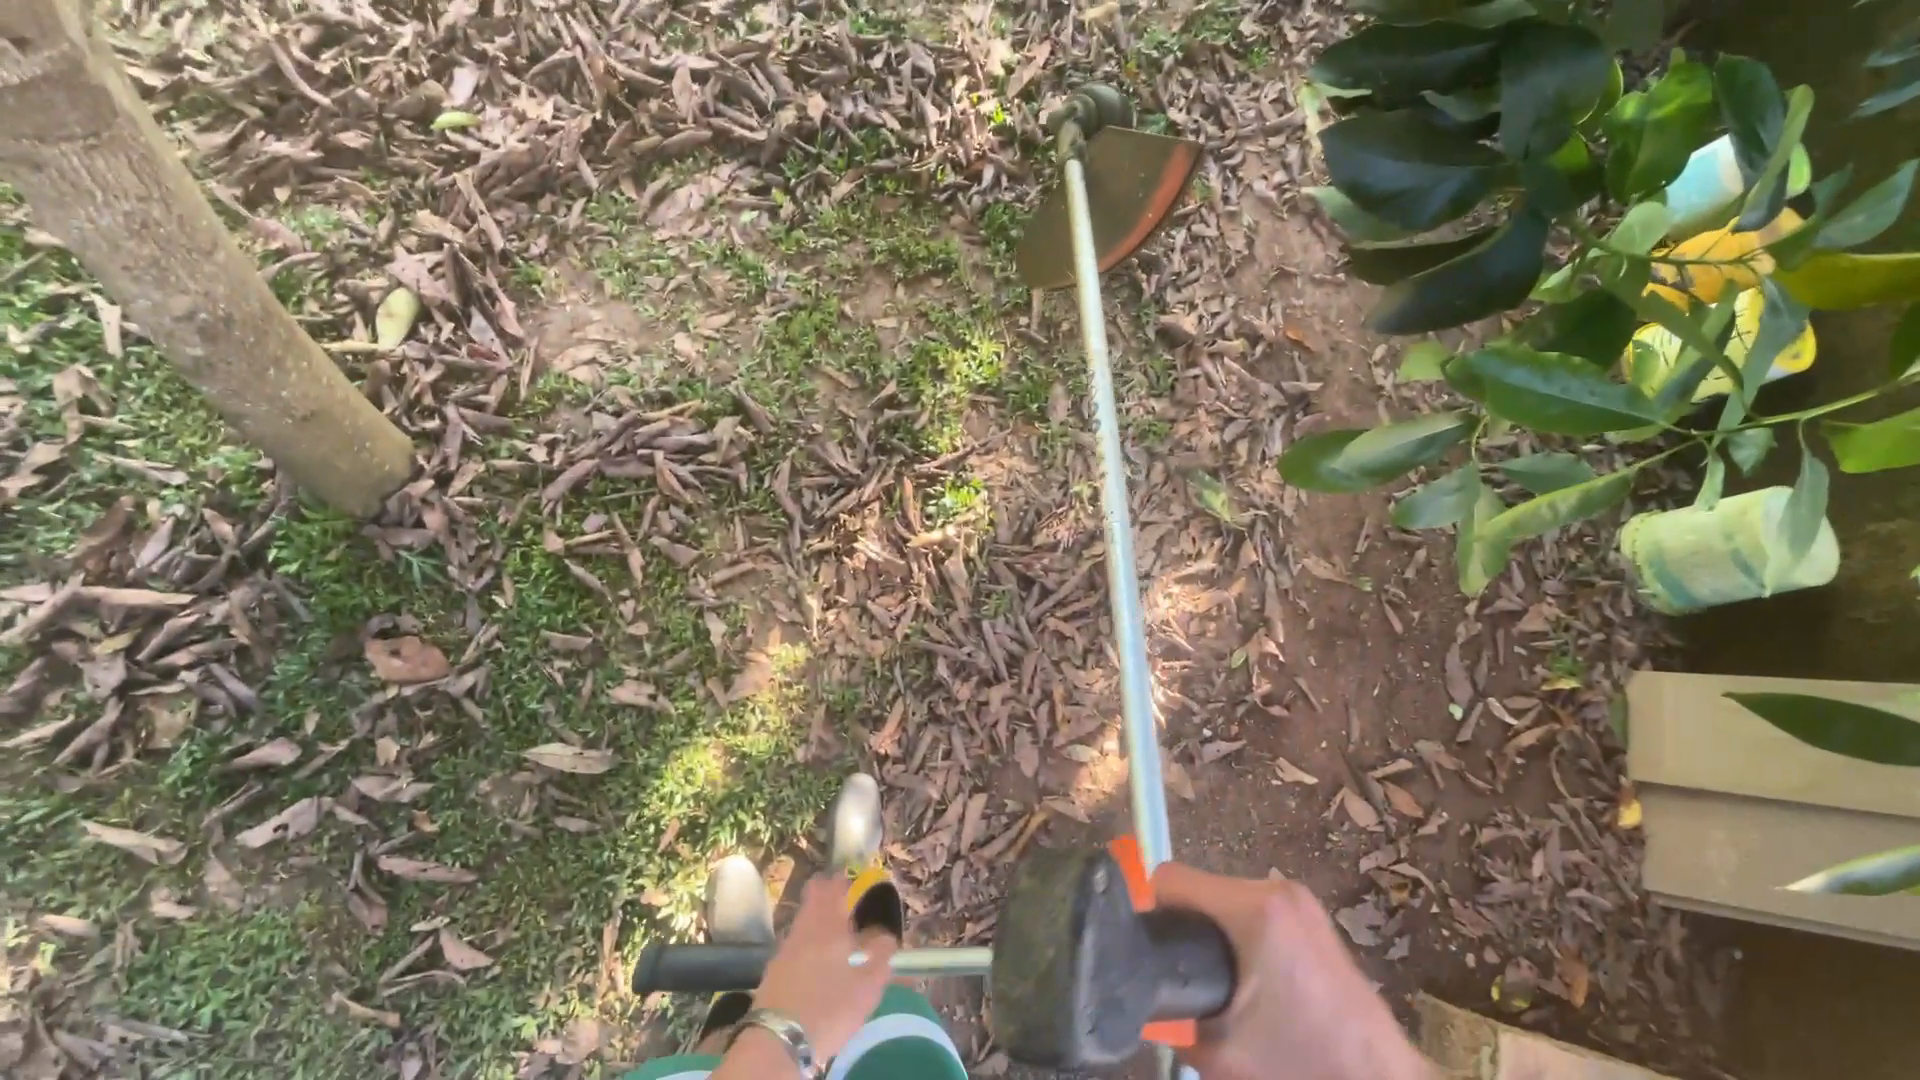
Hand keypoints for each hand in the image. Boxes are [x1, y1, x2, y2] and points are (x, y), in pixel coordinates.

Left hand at [749, 875, 895, 1059]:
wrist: (779, 1039)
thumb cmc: (830, 1008)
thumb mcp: (868, 987)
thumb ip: (881, 957)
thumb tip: (887, 938)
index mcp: (828, 925)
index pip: (833, 886)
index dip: (844, 880)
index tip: (855, 882)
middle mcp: (804, 929)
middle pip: (813, 898)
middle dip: (828, 895)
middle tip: (846, 904)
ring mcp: (785, 949)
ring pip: (803, 922)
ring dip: (818, 922)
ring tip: (837, 939)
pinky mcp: (774, 970)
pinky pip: (795, 945)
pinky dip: (808, 945)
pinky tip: (818, 965)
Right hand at [1152, 864, 1432, 1079]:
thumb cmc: (1300, 1065)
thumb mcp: (1216, 1050)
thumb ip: (1165, 1014)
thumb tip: (1132, 994)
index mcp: (1254, 907)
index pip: (1169, 880)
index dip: (1143, 911)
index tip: (1137, 950)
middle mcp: (1276, 889)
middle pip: (1196, 889)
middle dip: (1179, 929)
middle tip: (1173, 979)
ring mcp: (1297, 900)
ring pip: (1221, 900)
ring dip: (1206, 935)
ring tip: (1208, 987)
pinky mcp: (1309, 917)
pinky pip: (1248, 912)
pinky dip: (1232, 939)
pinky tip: (1240, 983)